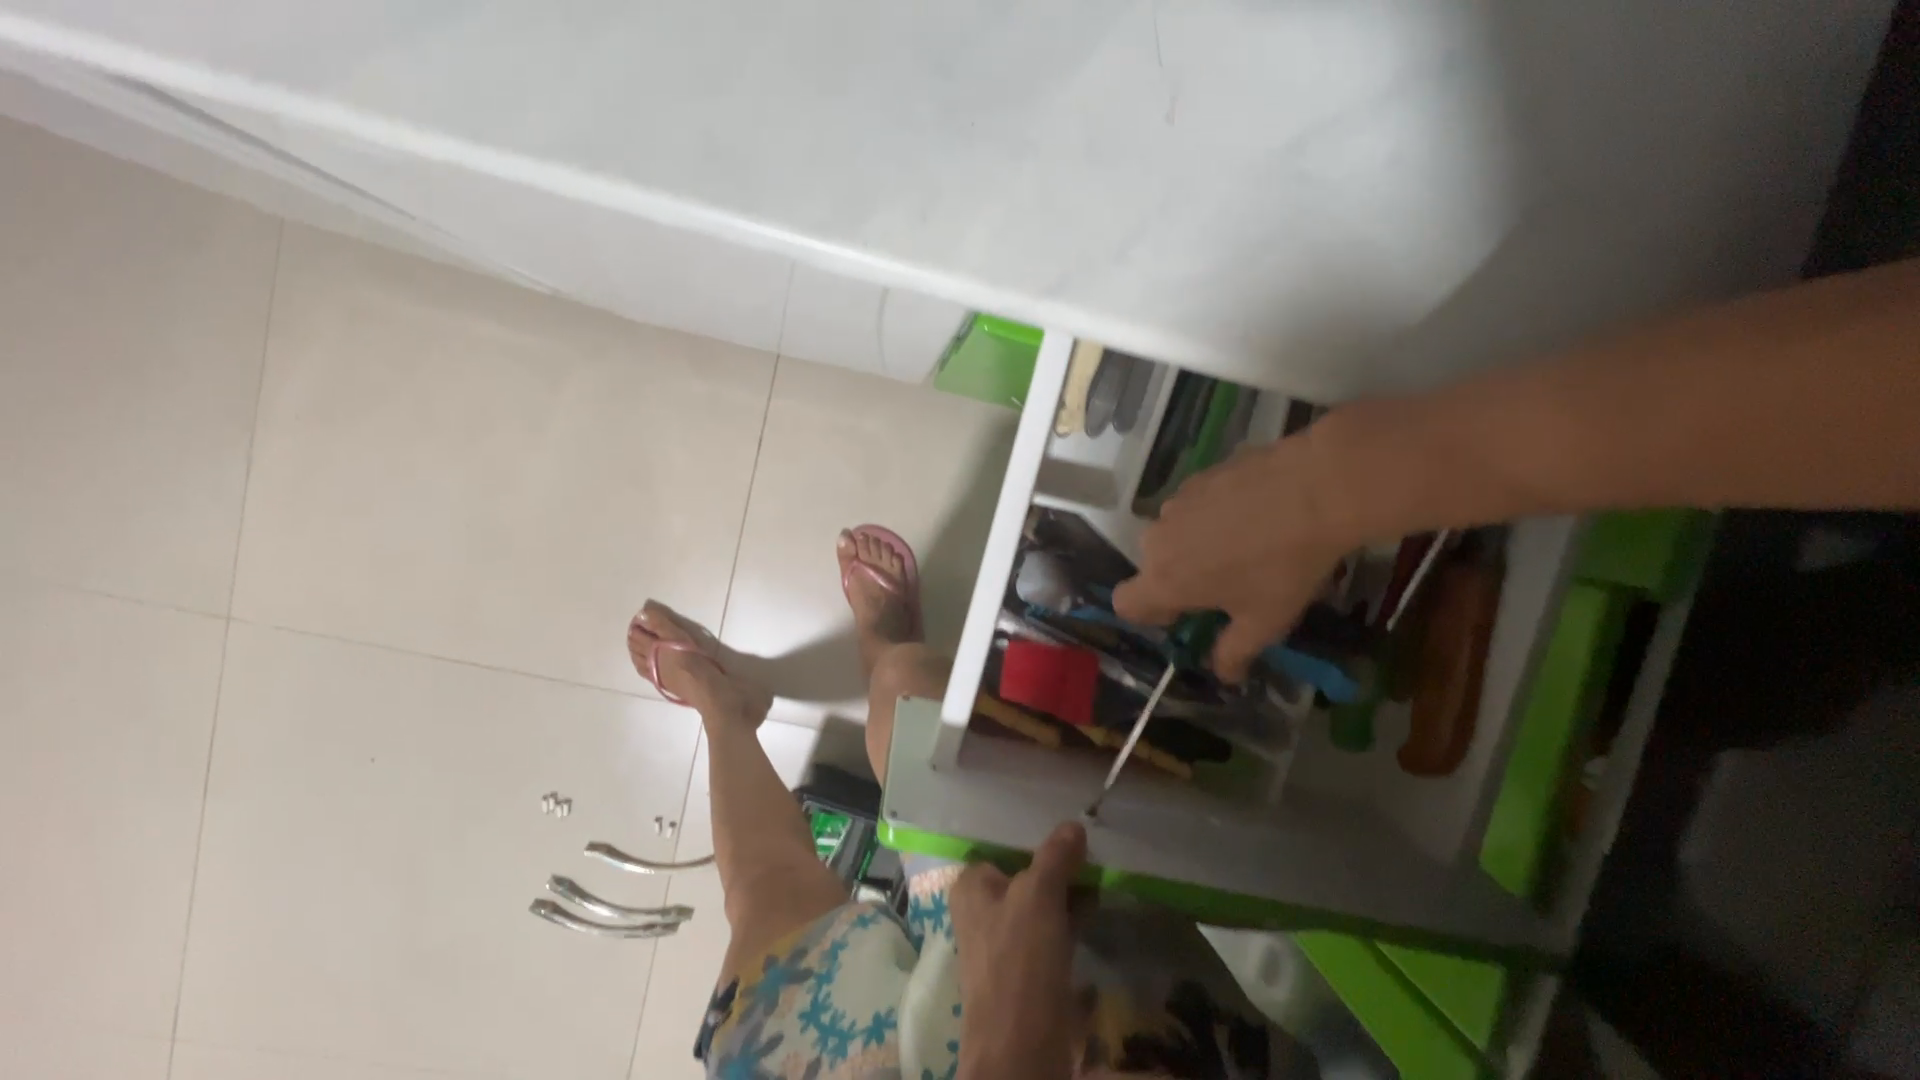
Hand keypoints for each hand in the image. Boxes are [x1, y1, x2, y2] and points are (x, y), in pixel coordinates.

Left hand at [951, 822, 1087, 1079]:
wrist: (1020, 1049)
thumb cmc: (1020, 961)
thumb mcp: (1038, 897)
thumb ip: (1054, 858)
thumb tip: (1073, 826)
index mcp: (971, 888)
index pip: (1003, 848)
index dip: (1035, 839)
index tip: (1072, 830)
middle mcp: (981, 912)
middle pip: (1024, 876)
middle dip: (1058, 867)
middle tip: (1094, 853)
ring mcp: (1003, 945)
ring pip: (1040, 906)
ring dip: (1068, 896)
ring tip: (1102, 880)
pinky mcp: (1026, 974)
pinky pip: (1050, 935)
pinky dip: (1070, 924)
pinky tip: (1096, 916)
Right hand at [1113, 435, 1354, 681]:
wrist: (1318, 489)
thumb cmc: (1284, 567)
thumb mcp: (1265, 623)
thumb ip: (1234, 653)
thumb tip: (1224, 674)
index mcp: (1165, 580)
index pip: (1125, 603)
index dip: (1150, 614)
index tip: (1186, 614)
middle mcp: (1158, 539)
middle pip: (1153, 567)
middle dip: (1180, 577)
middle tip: (1228, 581)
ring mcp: (1178, 502)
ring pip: (1174, 533)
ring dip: (1196, 543)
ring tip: (1246, 543)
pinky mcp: (1200, 475)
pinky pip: (1195, 504)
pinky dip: (1213, 513)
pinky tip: (1255, 512)